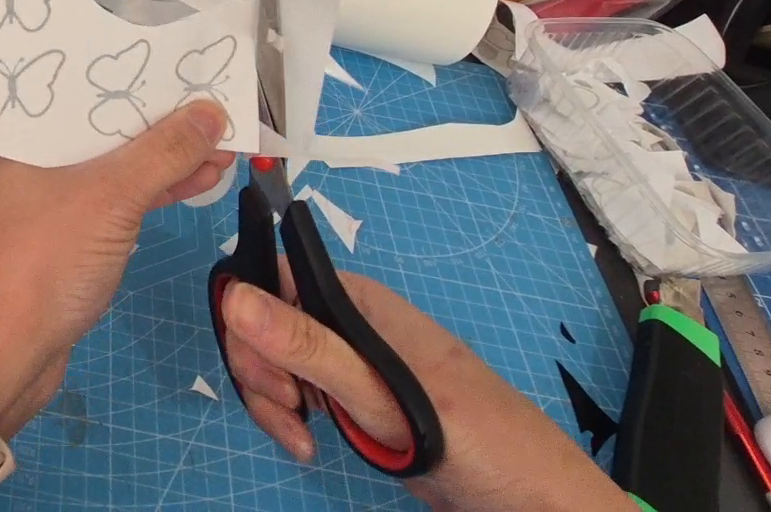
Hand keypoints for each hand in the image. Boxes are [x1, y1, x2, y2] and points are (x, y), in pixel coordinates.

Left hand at [0, 102, 232, 436]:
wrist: (11, 349)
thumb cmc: (49, 257)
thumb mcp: (111, 195)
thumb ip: (163, 152)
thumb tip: (212, 111)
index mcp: (28, 133)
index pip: (86, 86)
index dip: (137, 74)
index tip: (186, 62)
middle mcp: (39, 157)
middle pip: (107, 124)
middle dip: (163, 117)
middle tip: (219, 104)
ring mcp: (59, 196)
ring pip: (121, 163)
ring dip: (170, 155)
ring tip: (225, 142)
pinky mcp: (77, 231)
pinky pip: (124, 197)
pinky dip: (160, 188)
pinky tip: (201, 178)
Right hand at [220, 269, 633, 511]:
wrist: (538, 505)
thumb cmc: (473, 439)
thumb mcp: (381, 394)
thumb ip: (305, 345)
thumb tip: (232, 294)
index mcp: (350, 297)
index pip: (267, 281)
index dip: (246, 320)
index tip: (266, 372)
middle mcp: (341, 317)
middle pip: (261, 321)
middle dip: (258, 368)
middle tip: (289, 412)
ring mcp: (345, 356)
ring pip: (272, 357)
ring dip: (270, 397)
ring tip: (300, 437)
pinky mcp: (349, 391)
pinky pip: (294, 388)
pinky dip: (287, 415)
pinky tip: (307, 441)